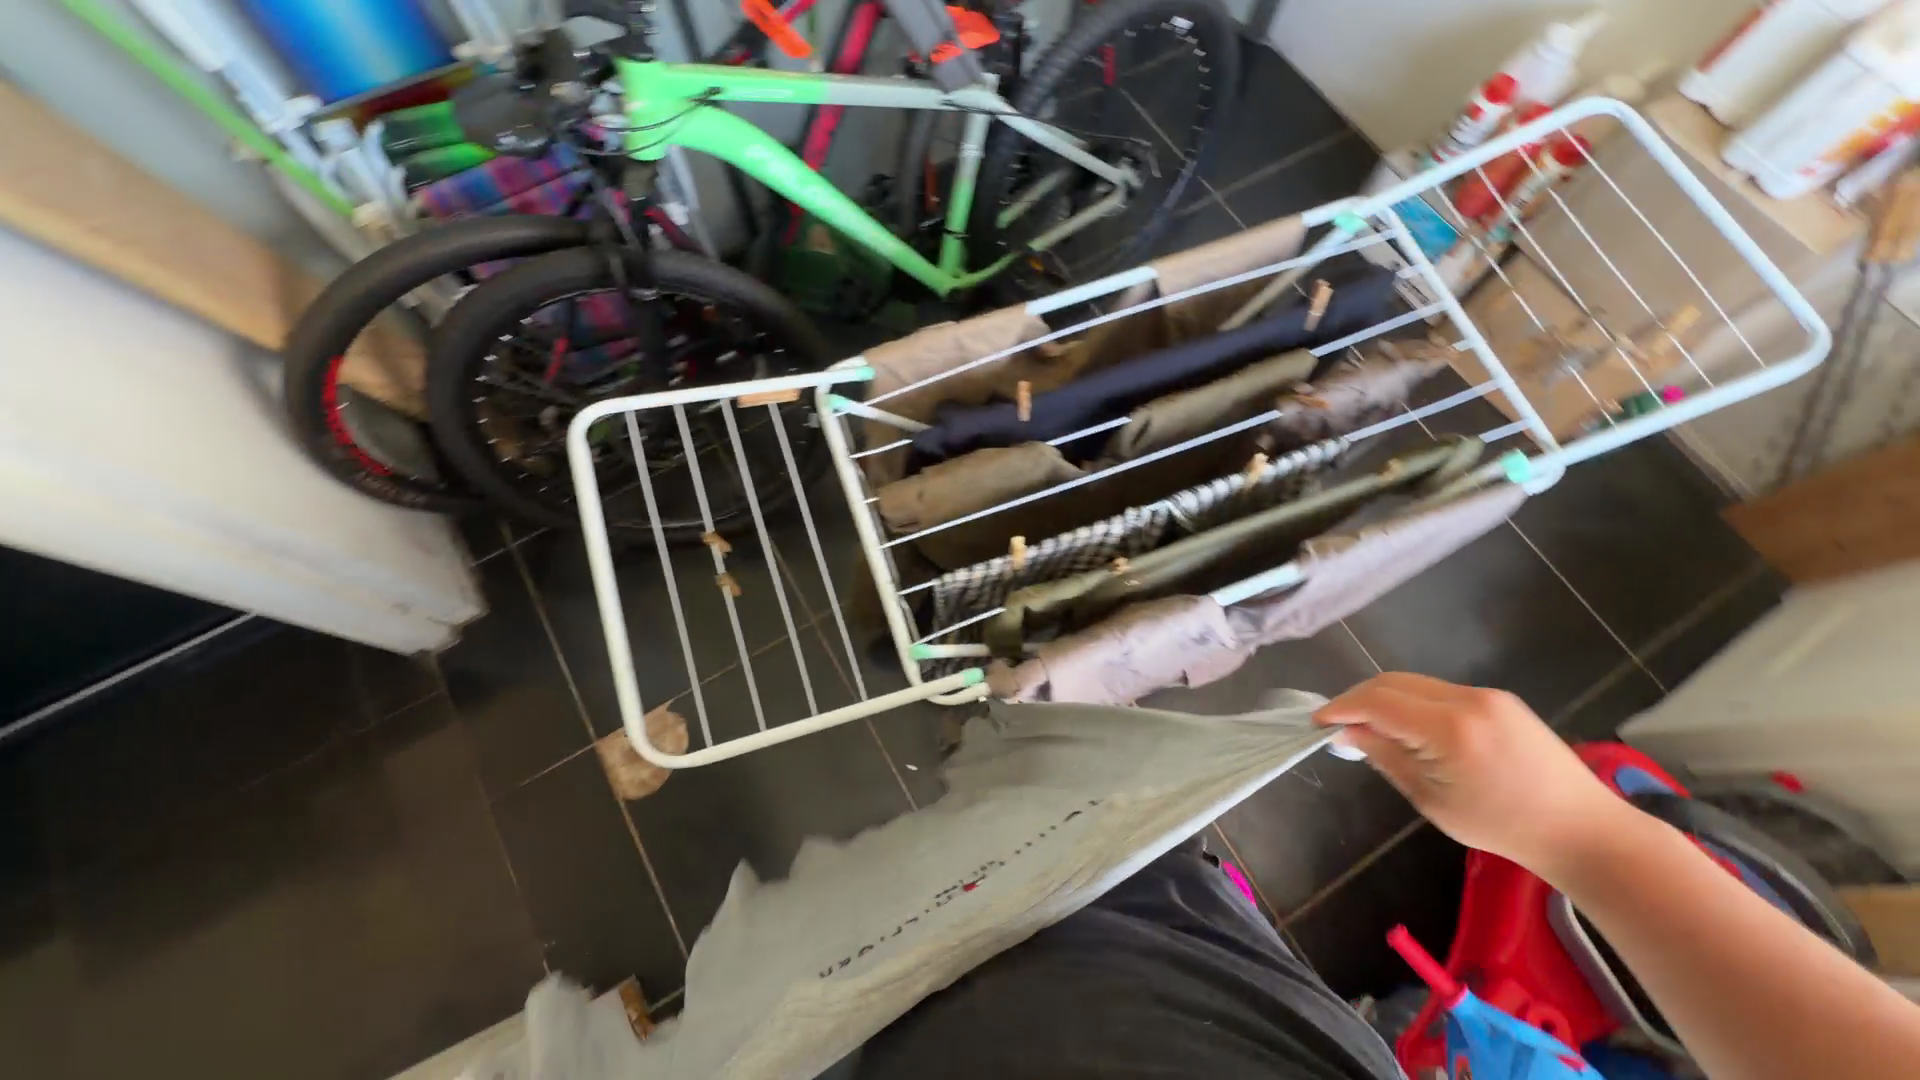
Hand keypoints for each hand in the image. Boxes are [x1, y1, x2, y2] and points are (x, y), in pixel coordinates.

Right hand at [1313, 673, 1631, 873]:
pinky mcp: (1499, 700)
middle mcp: (1468, 699)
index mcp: (1450, 728)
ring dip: (1385, 699)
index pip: (1378, 701)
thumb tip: (1345, 733)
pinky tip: (1407, 728)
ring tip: (1369, 728)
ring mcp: (1487, 696)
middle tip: (1337, 724)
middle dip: (1358, 699)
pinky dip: (1412, 703)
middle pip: (1393, 682)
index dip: (1342, 707)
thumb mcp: (1431, 798)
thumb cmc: (1501, 826)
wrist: (1582, 829)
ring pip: (1415, 683)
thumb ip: (1385, 757)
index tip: (1317, 722)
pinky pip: (1440, 692)